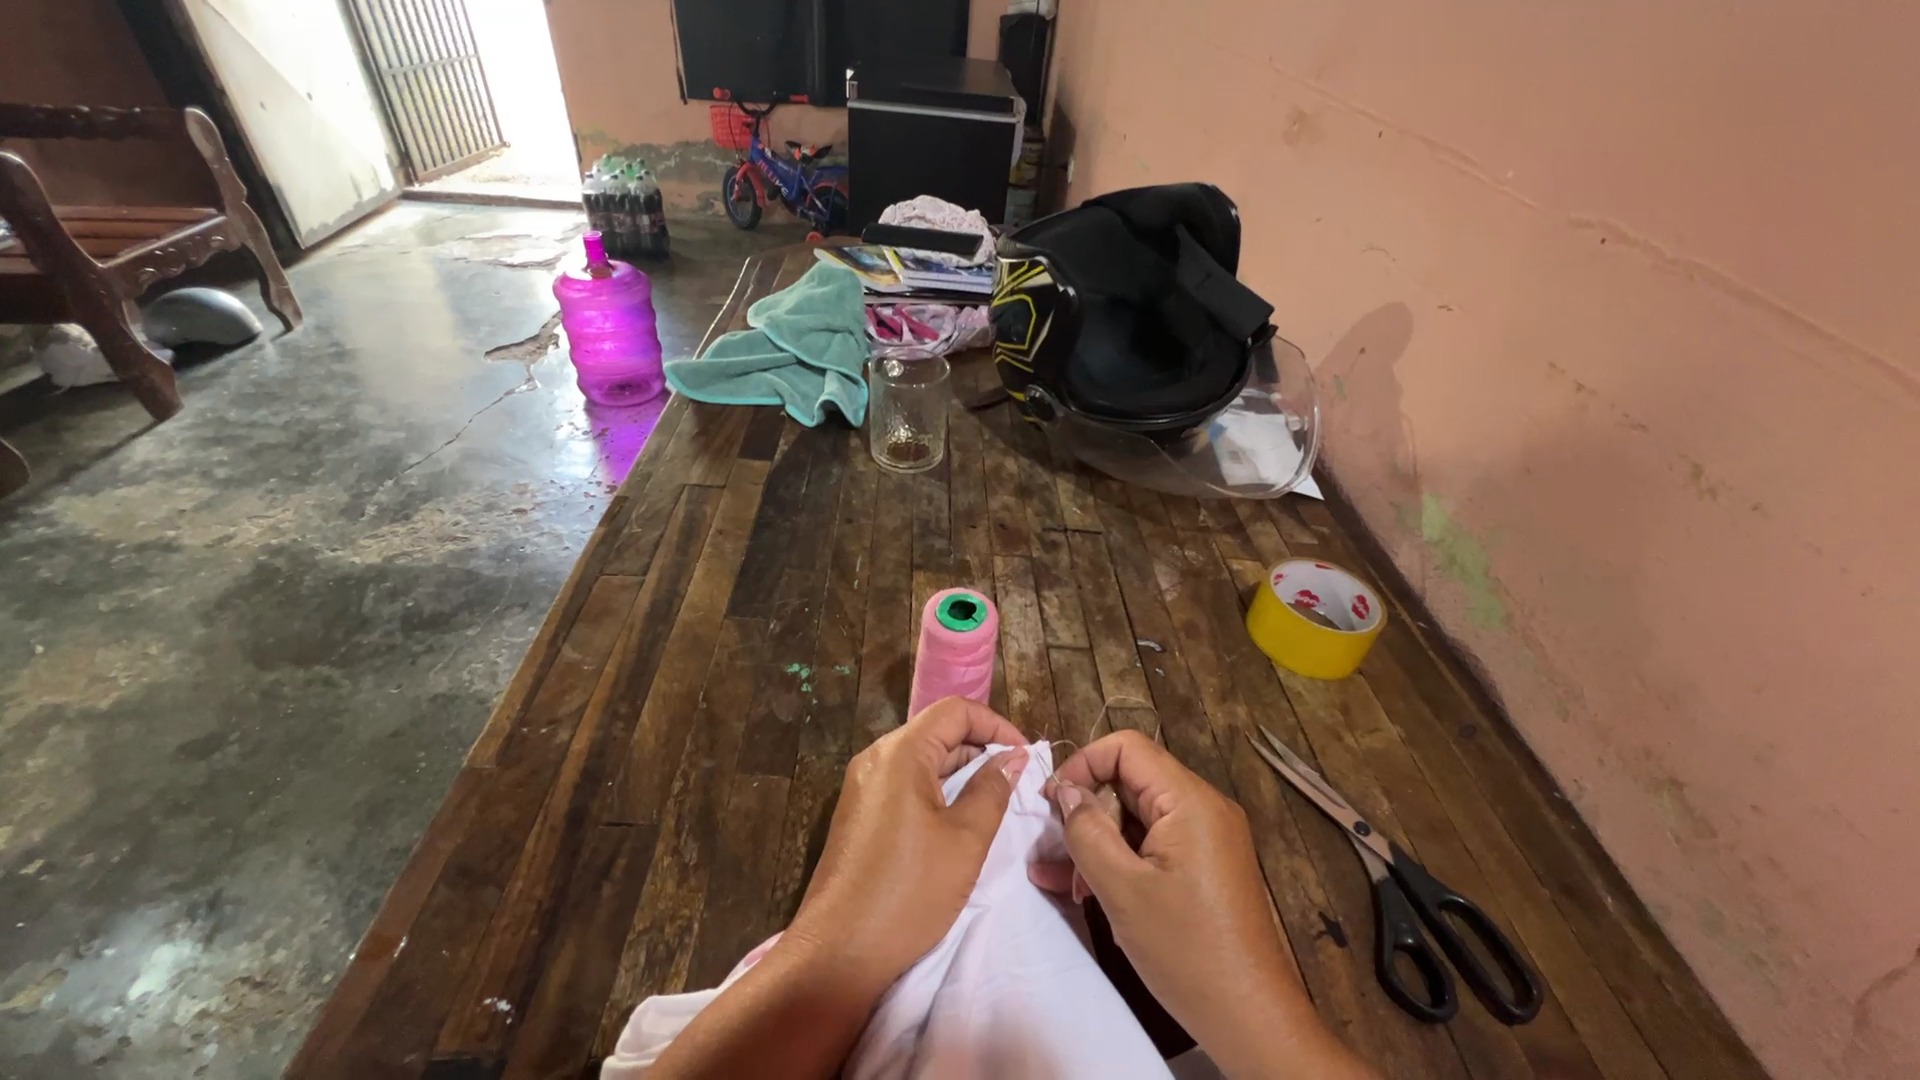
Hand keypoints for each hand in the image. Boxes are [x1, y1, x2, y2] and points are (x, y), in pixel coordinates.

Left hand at [787, 696, 1028, 988]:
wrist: (838, 953)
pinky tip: (960, 822)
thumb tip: (1013, 757)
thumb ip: (993, 789)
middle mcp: (876, 758)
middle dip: (982, 749)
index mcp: (900, 753)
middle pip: (937, 731)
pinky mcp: (860, 814)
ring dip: (962, 773)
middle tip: (1018, 782)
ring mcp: (863, 786)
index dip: (996, 725)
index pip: (955, 710)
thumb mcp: (965, 839)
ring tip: (997, 802)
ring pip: (923, 760)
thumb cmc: (909, 891)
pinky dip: (938, 792)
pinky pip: (906, 784)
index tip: (1026, 756)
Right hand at [1031, 730, 1376, 1078]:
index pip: (1128, 748)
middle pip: (1130, 782)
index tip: (1052, 801)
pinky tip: (1085, 889)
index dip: (1084, 764)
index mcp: (1190, 800)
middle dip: (1087, 812)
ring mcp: (1206, 837)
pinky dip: (1120, 859)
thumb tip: (1065, 790)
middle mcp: (1203, 807)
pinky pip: (1152, 844)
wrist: (1250, 1018)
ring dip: (1097, 842)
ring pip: (1136, 816)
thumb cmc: (1185, 950)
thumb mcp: (1121, 889)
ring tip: (1062, 881)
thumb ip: (1087, 830)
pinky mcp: (1203, 864)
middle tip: (1053, 852)